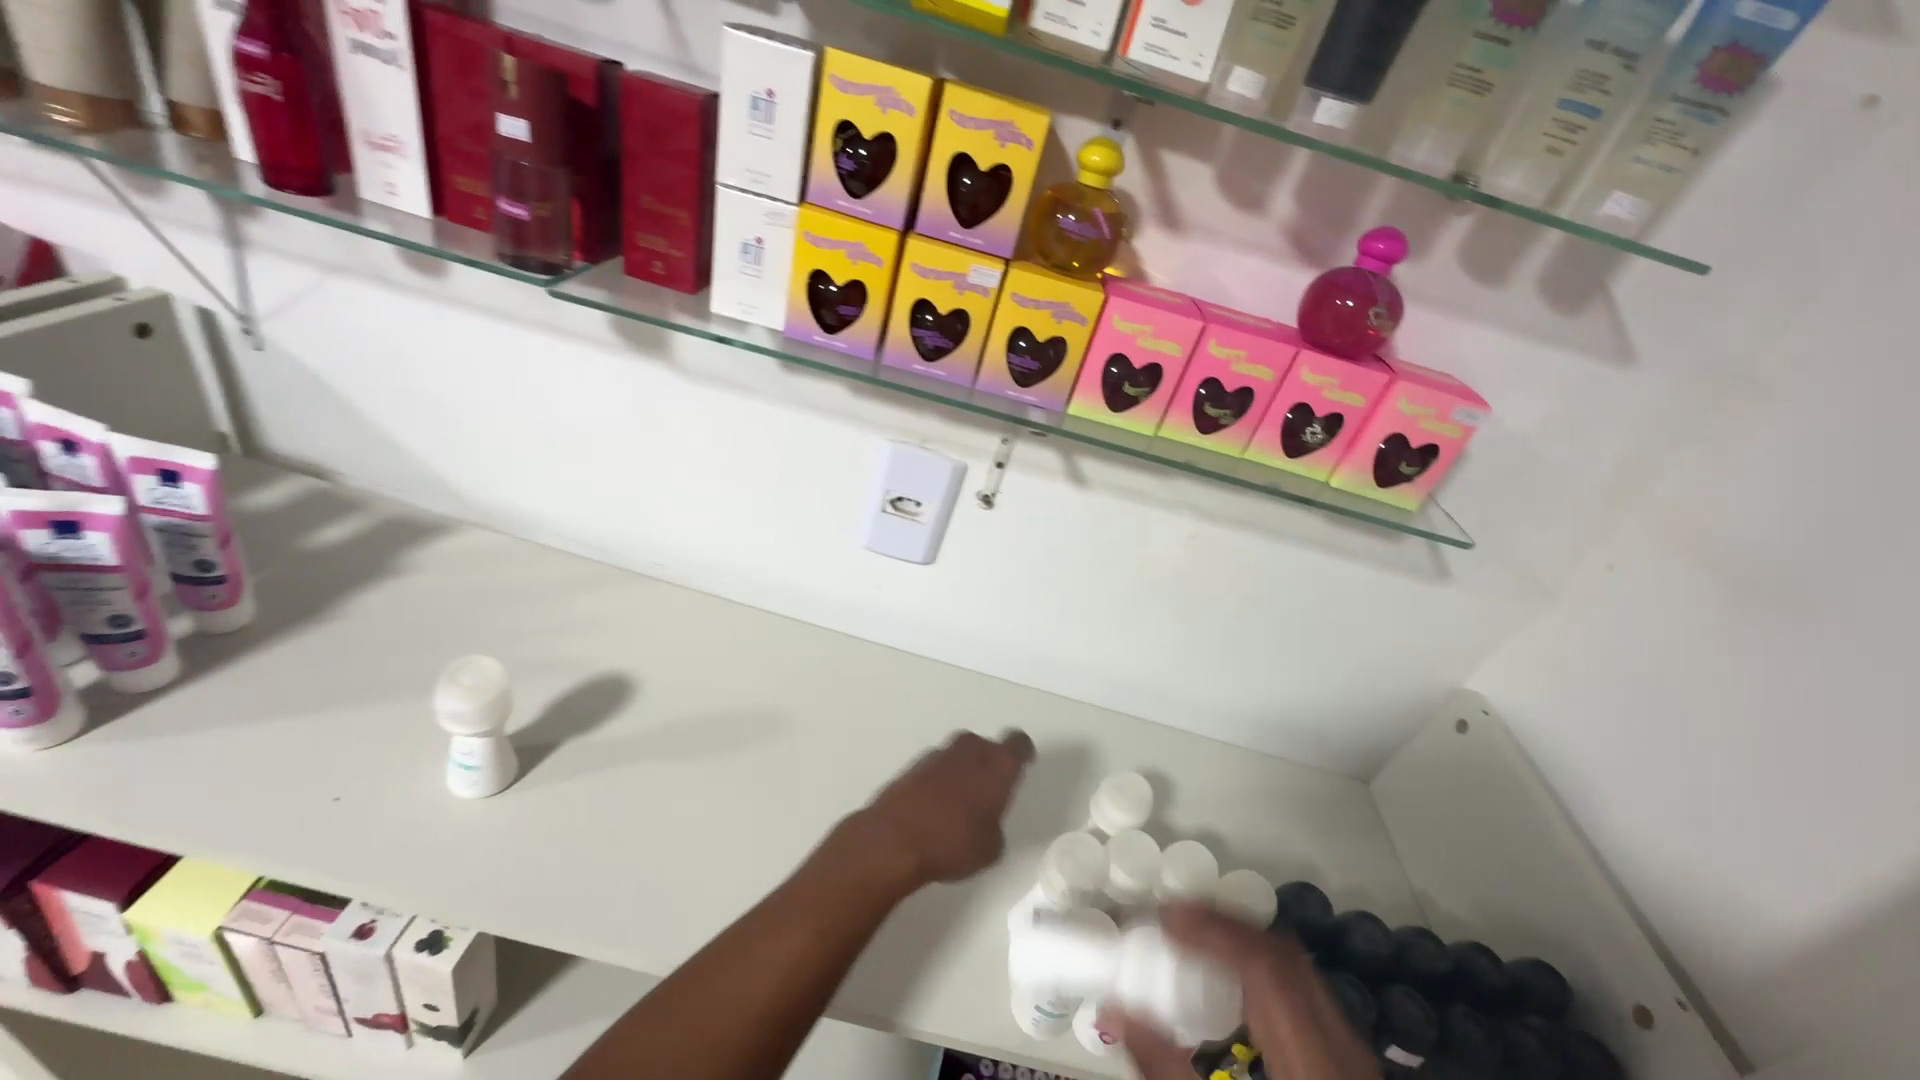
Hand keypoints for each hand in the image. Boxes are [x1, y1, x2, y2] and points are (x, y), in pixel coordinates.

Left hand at [841, 730, 1034, 893]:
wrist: (892, 841)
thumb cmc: (953, 844)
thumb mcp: (991, 848)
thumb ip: (995, 825)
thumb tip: (984, 822)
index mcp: (998, 766)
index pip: (1018, 743)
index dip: (1021, 753)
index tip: (1021, 765)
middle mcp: (969, 752)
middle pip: (984, 745)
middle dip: (988, 762)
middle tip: (988, 789)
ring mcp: (936, 756)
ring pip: (957, 755)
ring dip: (960, 770)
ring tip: (958, 803)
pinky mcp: (910, 767)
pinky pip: (934, 769)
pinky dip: (937, 782)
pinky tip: (933, 808)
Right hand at [1110, 905, 1378, 1079]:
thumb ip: (1165, 1068)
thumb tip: (1116, 1010)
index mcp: (1313, 1065)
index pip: (1267, 972)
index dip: (1215, 933)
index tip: (1164, 918)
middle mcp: (1343, 1051)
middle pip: (1287, 959)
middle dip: (1225, 927)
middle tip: (1171, 921)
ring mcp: (1354, 1057)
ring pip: (1301, 973)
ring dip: (1244, 945)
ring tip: (1192, 942)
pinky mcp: (1349, 1066)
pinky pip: (1305, 995)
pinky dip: (1262, 973)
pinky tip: (1230, 986)